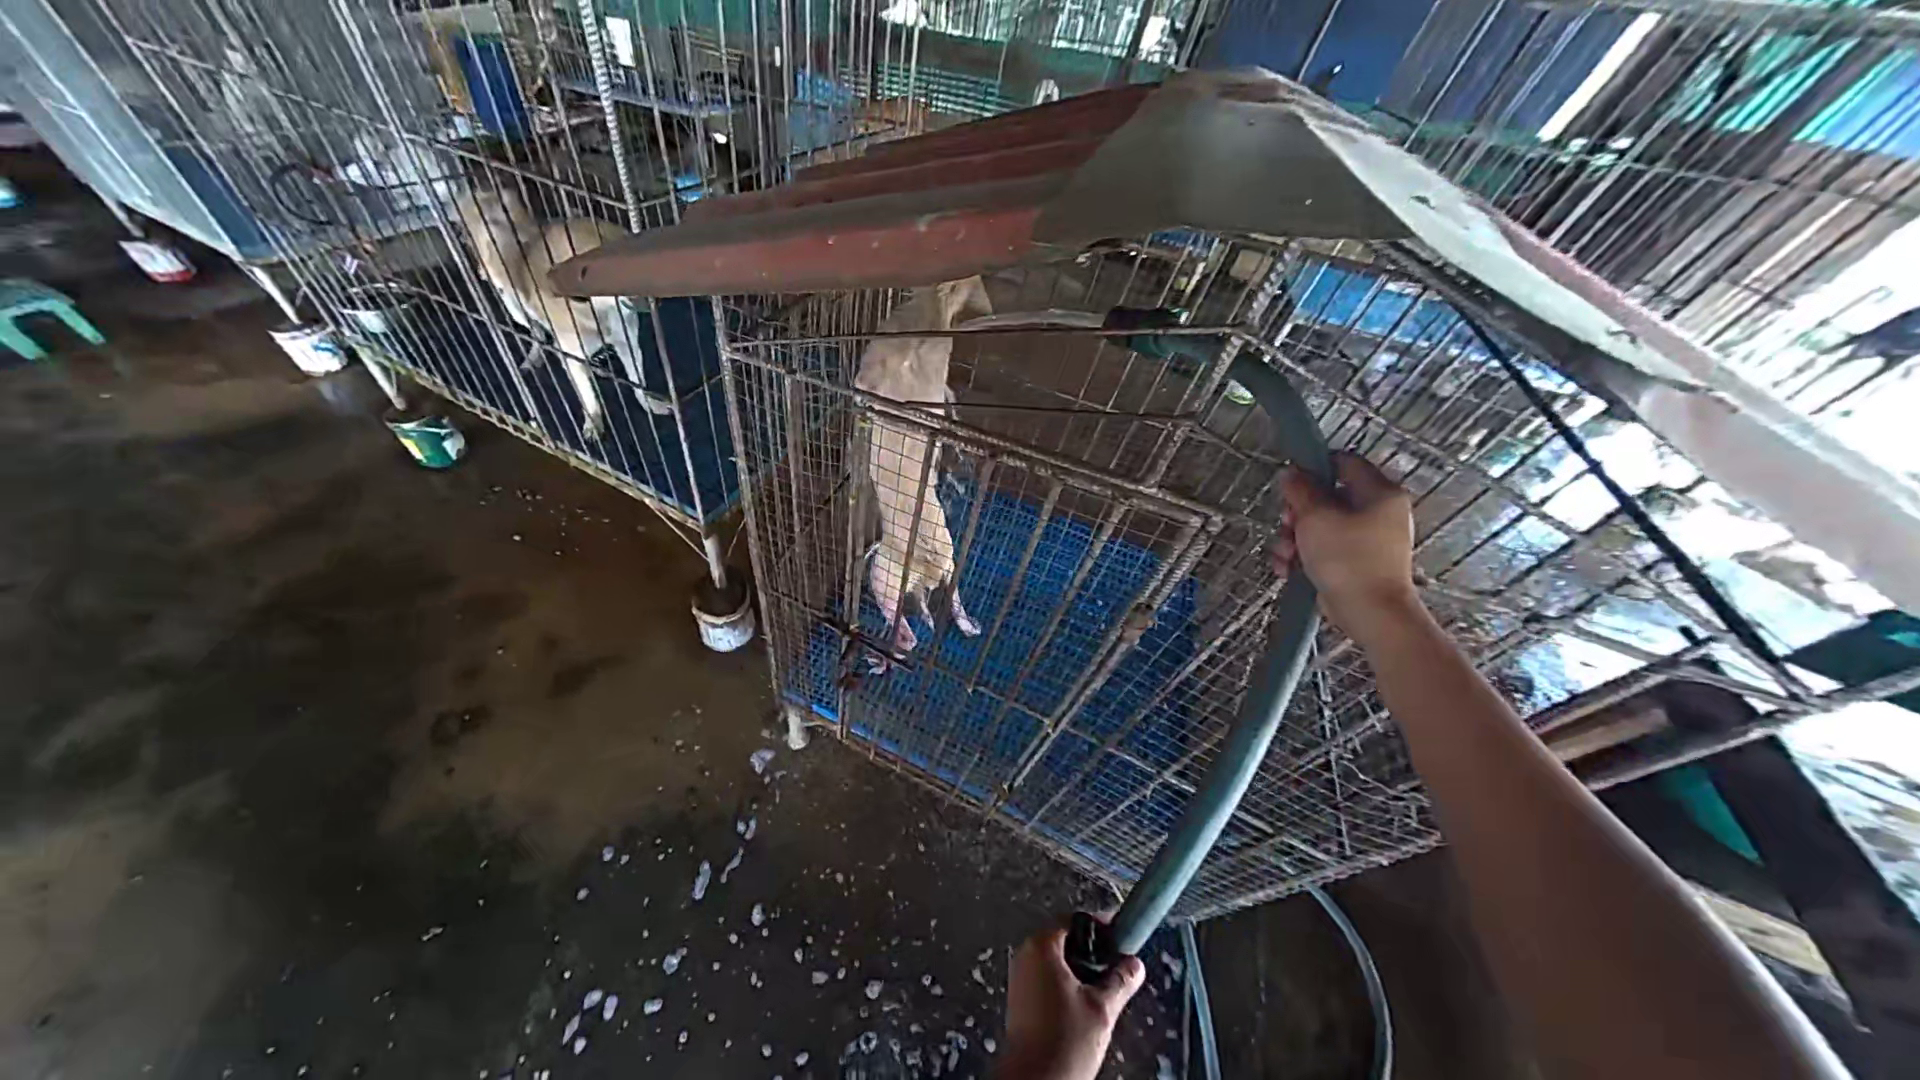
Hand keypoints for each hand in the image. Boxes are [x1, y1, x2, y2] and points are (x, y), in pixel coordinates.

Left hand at [998, 921, 1143, 1079]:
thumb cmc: (1065, 1041)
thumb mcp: (1101, 1009)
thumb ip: (1120, 981)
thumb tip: (1135, 964)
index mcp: (1042, 946)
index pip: (1074, 920)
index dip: (1100, 925)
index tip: (1121, 935)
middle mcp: (1026, 953)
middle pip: (1065, 938)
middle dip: (1092, 950)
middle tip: (1117, 964)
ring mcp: (1020, 975)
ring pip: (1056, 959)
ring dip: (1080, 968)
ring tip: (1105, 986)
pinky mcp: (1020, 997)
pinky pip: (1047, 976)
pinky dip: (1066, 982)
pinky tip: (1084, 1002)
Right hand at [1273, 451, 1423, 643]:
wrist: (1369, 612)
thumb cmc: (1347, 560)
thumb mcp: (1316, 518)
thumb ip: (1301, 491)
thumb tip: (1292, 474)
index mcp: (1379, 493)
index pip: (1344, 462)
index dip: (1314, 467)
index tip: (1290, 482)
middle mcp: (1377, 512)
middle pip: (1326, 497)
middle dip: (1297, 512)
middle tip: (1287, 524)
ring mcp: (1366, 539)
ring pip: (1319, 525)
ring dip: (1293, 538)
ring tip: (1286, 554)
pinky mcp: (1354, 562)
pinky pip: (1322, 548)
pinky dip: (1302, 556)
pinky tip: (1288, 569)